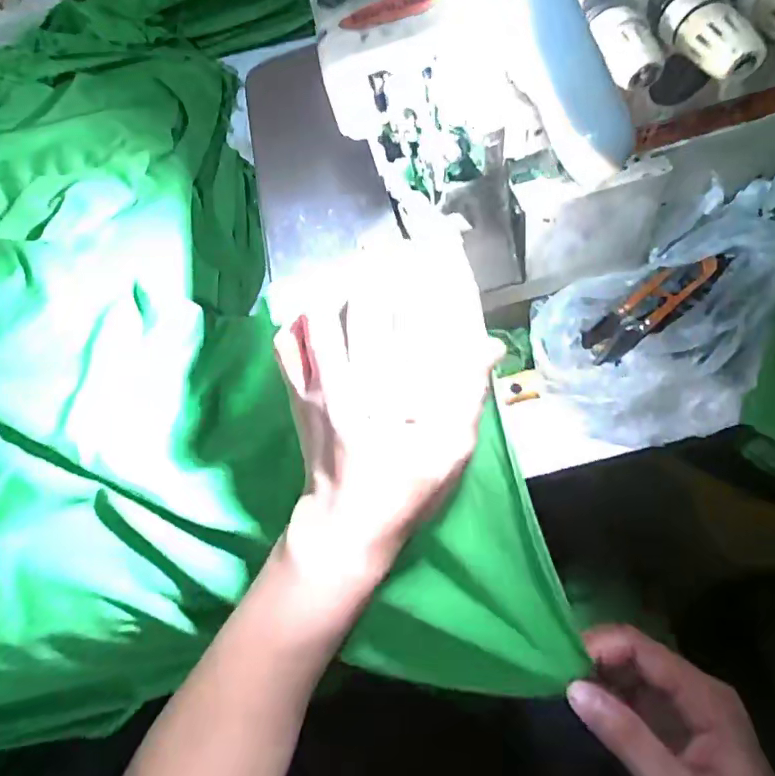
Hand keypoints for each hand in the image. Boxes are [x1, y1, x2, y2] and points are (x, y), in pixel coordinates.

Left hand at [271, 278, 501, 594]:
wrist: (346, 524)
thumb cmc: (405, 487)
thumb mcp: (450, 450)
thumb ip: (468, 394)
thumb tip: (489, 346)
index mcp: (392, 392)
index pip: (404, 321)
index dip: (412, 282)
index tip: (420, 255)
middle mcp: (351, 380)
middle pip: (358, 310)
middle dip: (370, 271)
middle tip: (380, 251)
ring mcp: (316, 386)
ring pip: (318, 320)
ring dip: (333, 289)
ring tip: (347, 272)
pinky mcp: (295, 396)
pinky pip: (285, 348)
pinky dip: (295, 325)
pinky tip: (310, 315)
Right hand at [568, 625, 774, 775]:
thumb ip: (628, 739)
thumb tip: (573, 687)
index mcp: (706, 695)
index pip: (642, 648)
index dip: (600, 646)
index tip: (559, 662)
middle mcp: (700, 690)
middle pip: (640, 655)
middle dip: (597, 659)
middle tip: (554, 673)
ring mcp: (693, 710)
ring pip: (638, 675)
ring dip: (602, 676)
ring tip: (564, 685)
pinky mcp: (684, 732)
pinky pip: (643, 700)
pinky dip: (614, 698)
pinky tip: (590, 707)